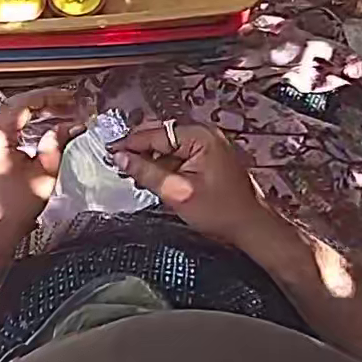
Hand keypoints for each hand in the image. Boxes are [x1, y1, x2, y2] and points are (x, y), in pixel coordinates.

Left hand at [0, 88, 86, 233]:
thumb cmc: (14, 207)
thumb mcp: (44, 173)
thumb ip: (55, 143)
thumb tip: (66, 126)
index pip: (23, 102)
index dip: (49, 97)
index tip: (68, 96)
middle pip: (16, 105)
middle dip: (44, 102)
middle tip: (68, 102)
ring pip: (12, 114)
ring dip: (36, 111)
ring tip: (61, 112)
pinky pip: (8, 127)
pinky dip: (27, 123)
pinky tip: (44, 126)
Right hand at [112, 122, 281, 250]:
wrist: (251, 227)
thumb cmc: (218, 212)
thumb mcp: (177, 192)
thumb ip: (146, 172)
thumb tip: (120, 157)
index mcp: (199, 136)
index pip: (156, 134)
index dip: (130, 143)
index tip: (110, 152)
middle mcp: (204, 134)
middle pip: (161, 136)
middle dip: (139, 150)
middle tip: (118, 163)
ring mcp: (207, 144)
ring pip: (167, 146)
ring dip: (150, 158)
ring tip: (133, 174)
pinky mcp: (208, 156)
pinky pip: (178, 154)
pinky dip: (163, 164)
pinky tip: (152, 177)